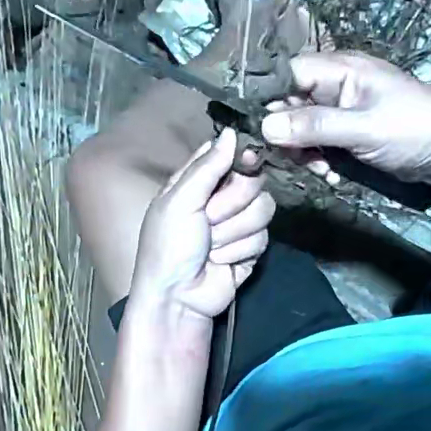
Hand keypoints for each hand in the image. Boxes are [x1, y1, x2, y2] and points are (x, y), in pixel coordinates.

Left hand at [127, 128, 273, 322]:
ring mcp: (237, 224)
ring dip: (233, 233)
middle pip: (253, 182)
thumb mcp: (179, 201)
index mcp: (197, 181)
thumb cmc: (168, 247)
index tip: (246, 162)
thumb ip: (207, 167)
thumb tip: (232, 132)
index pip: (230, 155)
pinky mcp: (251, 248)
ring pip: (262, 210)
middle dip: (231, 204)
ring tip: (211, 248)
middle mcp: (219, 198)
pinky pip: (263, 237)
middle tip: (208, 221)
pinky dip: (240, 251)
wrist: (178, 299)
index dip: (240, 158)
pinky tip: (221, 262)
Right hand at [259, 51, 430, 177]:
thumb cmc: (412, 129)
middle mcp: (336, 84)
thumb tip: (264, 127)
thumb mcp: (361, 128)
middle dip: (287, 134)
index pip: (286, 73)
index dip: (268, 98)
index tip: (258, 129)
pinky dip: (319, 160)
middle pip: (288, 104)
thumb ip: (313, 126)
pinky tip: (331, 175)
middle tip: (296, 159)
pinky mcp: (348, 132)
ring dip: (303, 152)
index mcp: (339, 69)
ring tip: (321, 170)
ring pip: (301, 128)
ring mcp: (342, 109)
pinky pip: (319, 143)